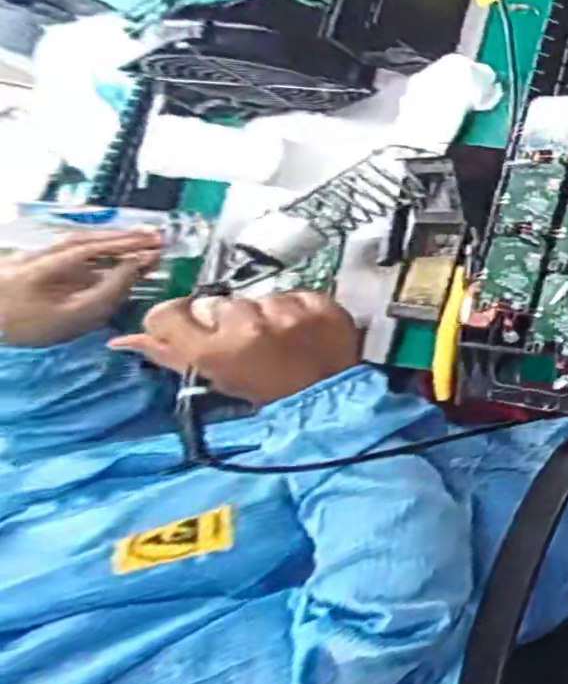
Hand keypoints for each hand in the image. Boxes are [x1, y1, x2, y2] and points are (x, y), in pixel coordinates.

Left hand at [0, 231, 162, 346]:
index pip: (86, 249)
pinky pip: (68, 250)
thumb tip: (147, 258)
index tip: (157, 241)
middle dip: (121, 236)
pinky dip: (98, 247)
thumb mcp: (87, 310)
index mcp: (34, 271)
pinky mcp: (30, 264)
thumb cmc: (46, 328)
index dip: (124, 243)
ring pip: (73, 242)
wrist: (0, 340)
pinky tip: (118, 248)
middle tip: (155, 235)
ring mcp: (25, 260)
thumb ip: (119, 283)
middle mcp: (26, 258)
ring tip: (143, 238)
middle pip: (79, 240)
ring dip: (111, 240)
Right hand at [109, 291, 361, 405]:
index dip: (178, 315)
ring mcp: (289, 315)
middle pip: (218, 303)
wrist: (325, 389)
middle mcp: (248, 327)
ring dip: (265, 310)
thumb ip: (168, 354)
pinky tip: (301, 322)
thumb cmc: (263, 386)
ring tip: (277, 330)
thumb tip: (125, 338)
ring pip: (260, 296)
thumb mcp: (211, 376)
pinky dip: (297, 305)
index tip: (191, 320)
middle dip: (227, 316)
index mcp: (211, 349)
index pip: (169, 313)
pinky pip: (297, 293)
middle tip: (246, 335)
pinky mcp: (323, 307)